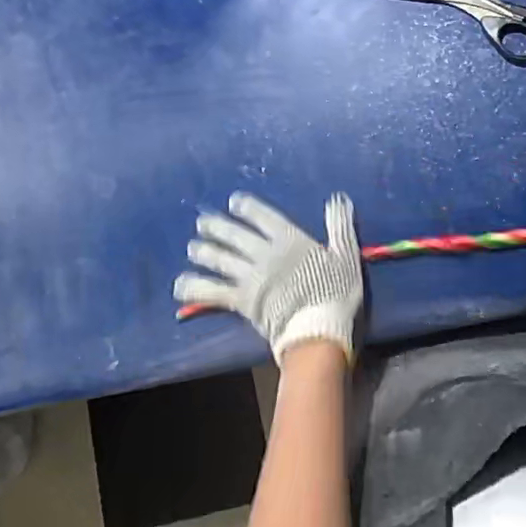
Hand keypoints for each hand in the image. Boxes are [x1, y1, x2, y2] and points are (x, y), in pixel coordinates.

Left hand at [174, 192, 363, 361]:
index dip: (248, 208)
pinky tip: (180, 284)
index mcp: (290, 239)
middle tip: (203, 223)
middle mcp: (265, 253)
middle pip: (235, 235)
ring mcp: (250, 276)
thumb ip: (339, 226)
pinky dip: (195, 287)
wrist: (319, 328)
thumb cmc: (336, 293)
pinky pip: (213, 290)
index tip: (234, 202)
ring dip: (205, 252)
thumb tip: (337, 198)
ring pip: (221, 259)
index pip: (264, 217)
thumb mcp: (345, 256)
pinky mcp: (241, 299)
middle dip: (217, 228)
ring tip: (193, 248)